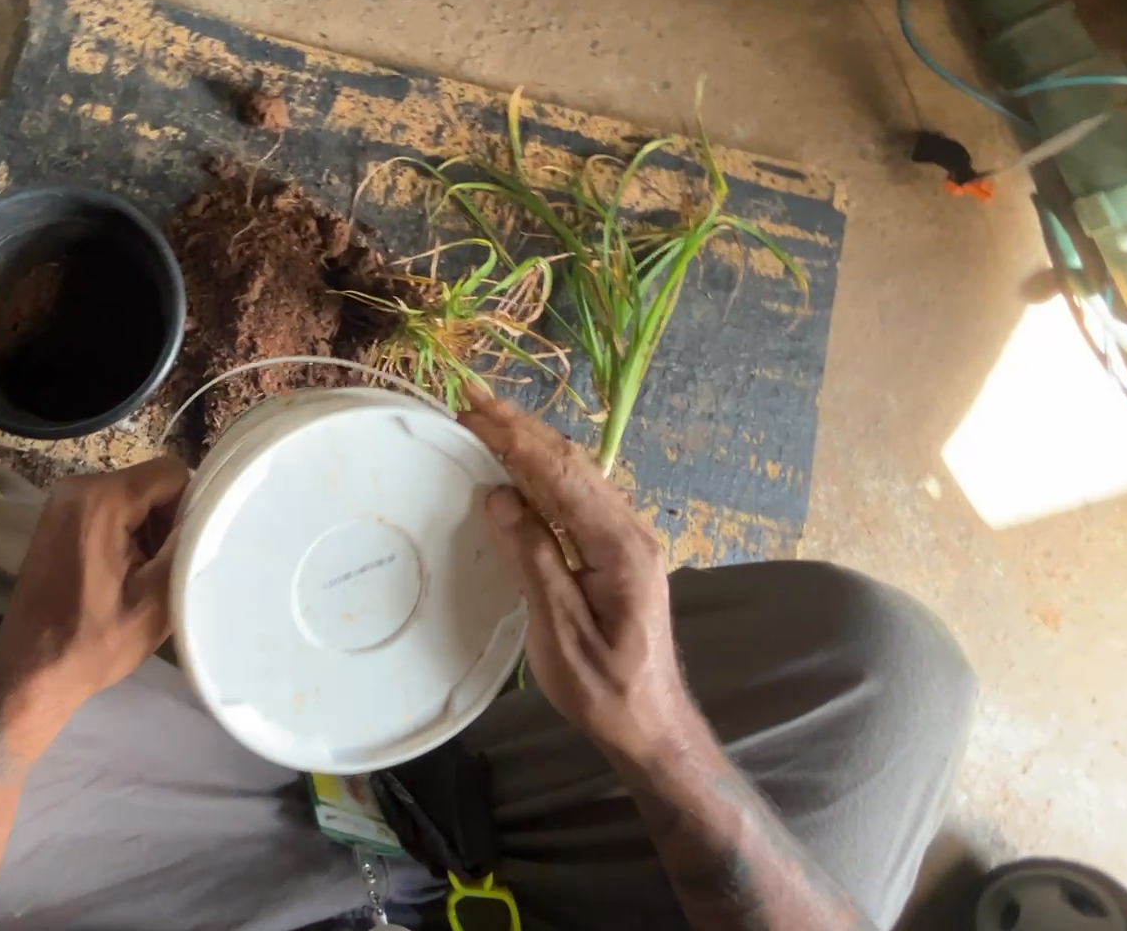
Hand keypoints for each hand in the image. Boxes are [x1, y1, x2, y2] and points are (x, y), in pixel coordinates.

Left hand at [0, 457, 190, 711]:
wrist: (29, 672)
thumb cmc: (93, 642)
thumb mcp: (157, 600)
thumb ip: (188, 548)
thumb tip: (214, 515)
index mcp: (102, 499)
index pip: (173, 474)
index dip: (191, 508)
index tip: (186, 551)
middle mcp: (79, 486)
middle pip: (152, 483)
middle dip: (168, 522)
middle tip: (163, 571)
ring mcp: (64, 500)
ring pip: (135, 495)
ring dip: (148, 530)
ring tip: (142, 577)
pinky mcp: (59, 516)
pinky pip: (112, 507)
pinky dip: (127, 532)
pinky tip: (122, 573)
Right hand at [458, 393, 694, 761]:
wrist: (653, 726)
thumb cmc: (605, 690)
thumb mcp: (561, 633)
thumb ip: (535, 561)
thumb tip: (501, 497)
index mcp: (620, 548)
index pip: (562, 477)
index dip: (517, 441)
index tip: (476, 414)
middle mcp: (629, 530)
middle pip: (571, 463)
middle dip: (520, 428)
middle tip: (473, 400)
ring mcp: (626, 537)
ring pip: (575, 472)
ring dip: (530, 441)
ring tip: (489, 418)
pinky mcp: (616, 548)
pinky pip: (575, 493)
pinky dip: (541, 467)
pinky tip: (519, 461)